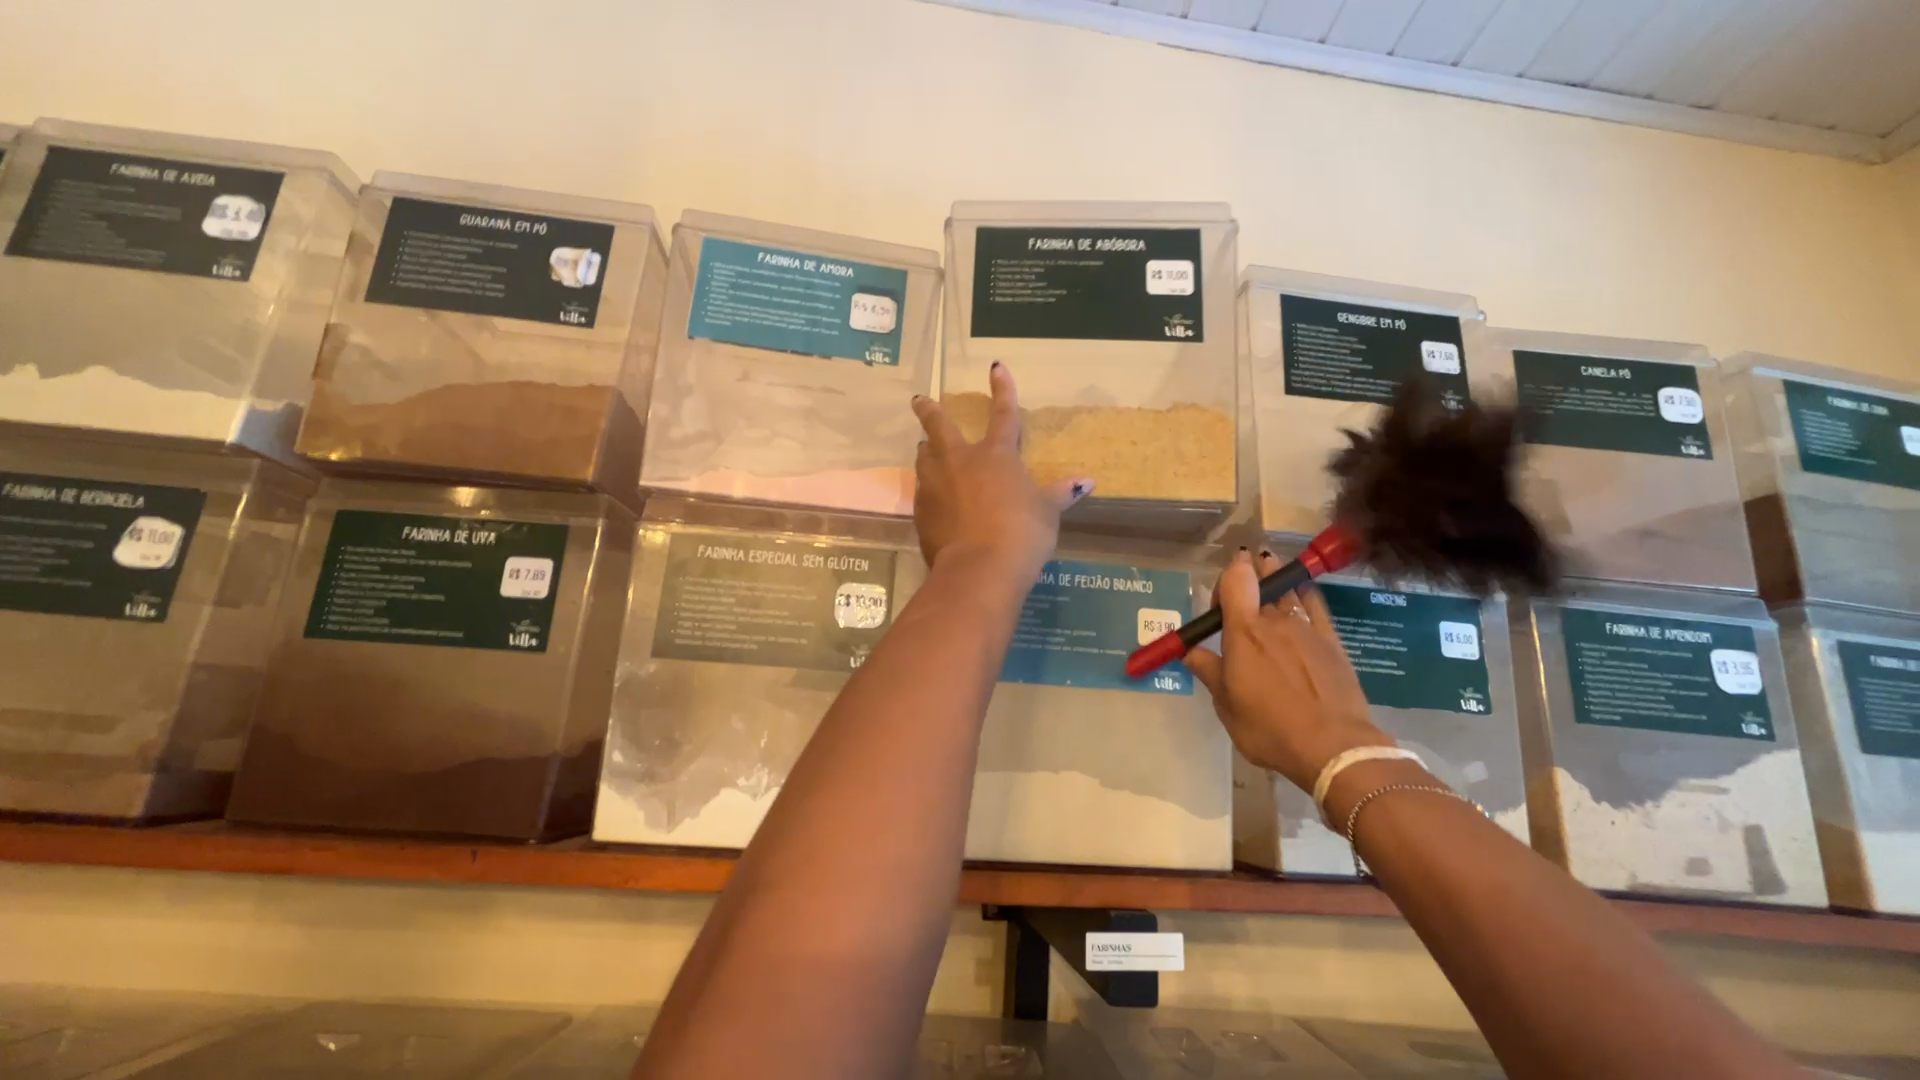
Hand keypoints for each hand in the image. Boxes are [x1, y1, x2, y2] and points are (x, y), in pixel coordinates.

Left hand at [911, 363, 1090, 579]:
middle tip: (919, 401)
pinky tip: (930, 497)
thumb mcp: (1047, 514)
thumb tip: (1086, 482)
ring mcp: (935, 485)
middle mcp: (960, 461)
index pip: (1004, 414)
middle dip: (929, 411)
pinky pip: (922, 492)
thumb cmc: (1022, 534)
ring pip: (924, 457)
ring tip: (924, 448)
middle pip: (939, 426)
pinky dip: (927, 489)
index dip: (1003, 390)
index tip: (996, 367)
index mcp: (997, 455)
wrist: (980, 568)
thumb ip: (1059, 494)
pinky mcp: (921, 511)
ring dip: (925, 450)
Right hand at [1186, 550, 1393, 792]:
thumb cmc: (1268, 727)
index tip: (1223, 585)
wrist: (1332, 746)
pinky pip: (1316, 604)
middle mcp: (1275, 620)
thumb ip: (1208, 670)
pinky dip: (1305, 592)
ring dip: (1277, 578)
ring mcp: (1307, 628)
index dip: (1229, 572)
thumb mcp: (1226, 704)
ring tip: (1271, 572)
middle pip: (1263, 580)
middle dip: (1253, 573)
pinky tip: (1302, 592)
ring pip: (1289, 589)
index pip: (1235, 580)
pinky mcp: (1332, 640)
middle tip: (1247, 580)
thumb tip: (1189, 650)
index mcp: (1243, 632)